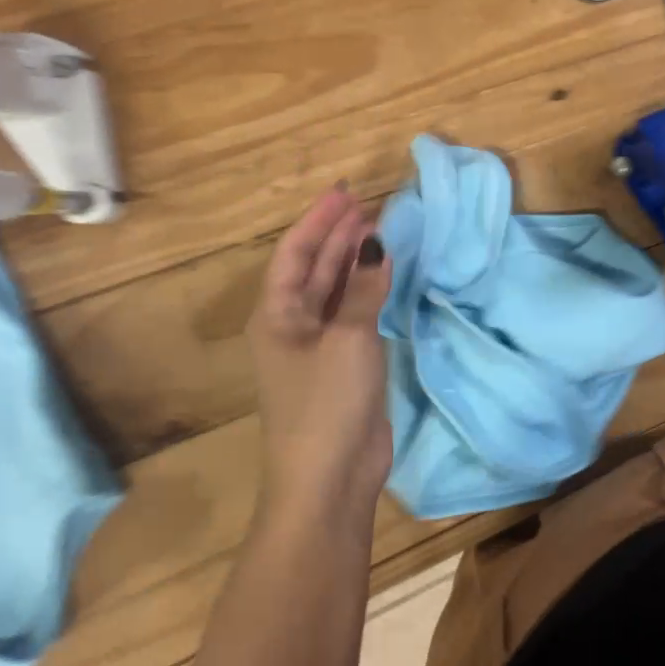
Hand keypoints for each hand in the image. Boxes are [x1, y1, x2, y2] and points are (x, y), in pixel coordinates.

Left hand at [248, 185, 393, 518]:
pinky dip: (369, 287)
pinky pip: (354, 310)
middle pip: (312, 268)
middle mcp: (292, 325)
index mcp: (276, 316)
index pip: (293, 254)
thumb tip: (376, 243)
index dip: (317, 221)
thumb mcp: (347, 338)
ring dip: (353, 259)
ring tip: (379, 229)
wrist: (329, 473)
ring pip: (334, 289)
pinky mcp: (344, 362)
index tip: (345, 192)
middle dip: (336, 235)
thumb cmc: (327, 401)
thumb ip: (363, 289)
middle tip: (367, 205)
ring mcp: (318, 346)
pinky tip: (388, 274)